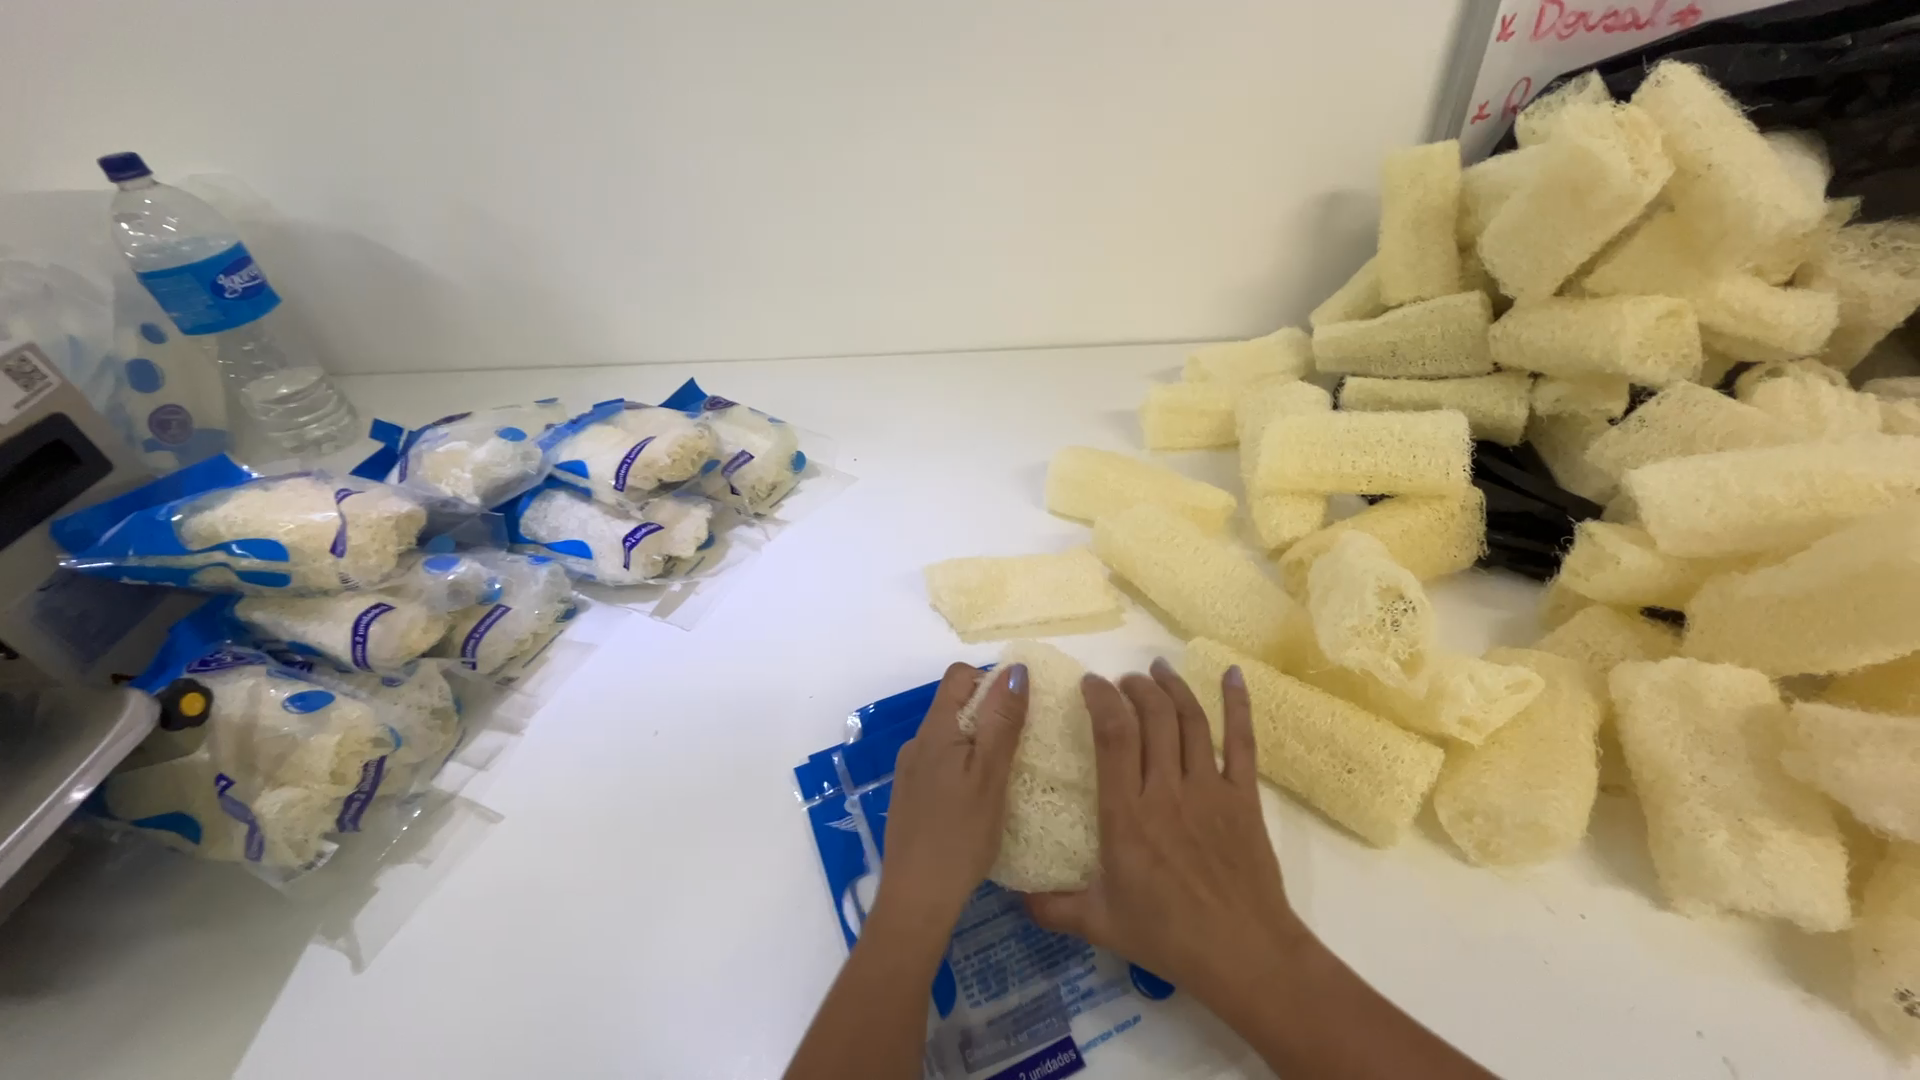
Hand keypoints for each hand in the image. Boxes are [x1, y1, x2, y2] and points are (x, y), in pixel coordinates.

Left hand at [871, 662, 1028, 931]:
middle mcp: (917, 743)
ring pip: (951, 737)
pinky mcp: (911, 796)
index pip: (960, 676)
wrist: (916, 897)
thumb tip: (1015, 669)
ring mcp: (911, 771)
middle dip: (991, 714)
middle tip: (1022, 747)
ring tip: (1007, 775)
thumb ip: (1003, 720)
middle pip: (955, 704)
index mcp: (935, 730)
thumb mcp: (991, 775)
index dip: (992, 681)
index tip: (1020, 711)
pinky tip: (981, 800)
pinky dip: (966, 767)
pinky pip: (943, 763)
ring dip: (980, 743)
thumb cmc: (960, 834)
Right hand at [1026, 659, 1305, 1009]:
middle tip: (1123, 681)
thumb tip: (1014, 895)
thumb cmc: (1167, 938)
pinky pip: (1242, 742)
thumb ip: (1053, 907)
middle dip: (1135, 688)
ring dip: (1173, 688)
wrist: (1244, 955)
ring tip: (1157, 670)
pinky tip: (1232, 674)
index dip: (1101, 700)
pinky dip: (1238, 705)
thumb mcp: (1099, 924)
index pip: (1113, 736)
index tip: (1090, 685)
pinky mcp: (1244, 797)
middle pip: (1153, 717)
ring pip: (1191, 721)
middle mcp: (1166, 791)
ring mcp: (1209, 790)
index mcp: (1127, 814)